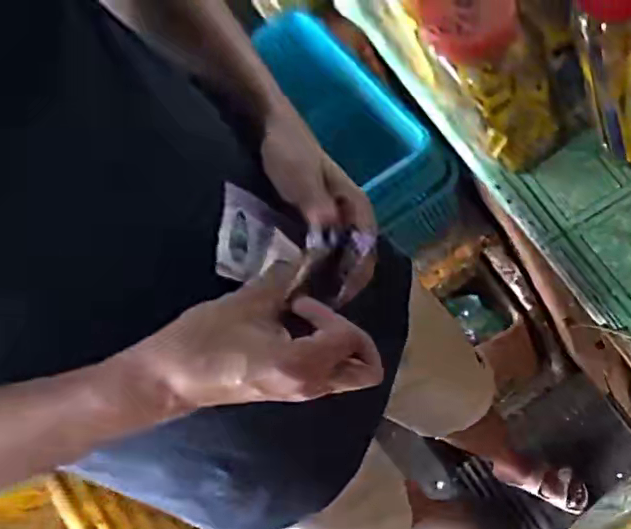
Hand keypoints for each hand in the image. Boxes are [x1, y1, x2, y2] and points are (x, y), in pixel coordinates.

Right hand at [121, 258, 384, 412]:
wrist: (170, 380)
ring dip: (343, 347)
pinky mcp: (300, 392)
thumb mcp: (242, 305)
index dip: (330, 316)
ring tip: (307, 325)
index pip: (349, 339)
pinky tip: (296, 335)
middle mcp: (316, 385)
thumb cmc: (201, 342)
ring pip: (353, 374)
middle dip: (358, 340)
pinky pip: (333, 375)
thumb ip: (278, 284)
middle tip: (324, 319)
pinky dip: (330, 355)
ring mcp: (310, 393)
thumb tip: (299, 262)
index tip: (299, 304)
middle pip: (368, 369)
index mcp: (304, 365)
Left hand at [260, 113, 377, 305]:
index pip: (366, 256)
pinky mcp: (321, 225)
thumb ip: (316, 204)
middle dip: (342, 284)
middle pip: (358, 263)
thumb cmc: (287, 148)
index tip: (335, 298)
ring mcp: (340, 225)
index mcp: (361, 213)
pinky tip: (304, 277)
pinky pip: (327, 253)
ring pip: (343, 260)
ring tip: (312, 296)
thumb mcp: (301, 175)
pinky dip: (319, 267)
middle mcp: (356, 223)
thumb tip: (327, 232)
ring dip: (330, 278)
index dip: (354, 279)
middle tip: (321, 304)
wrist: (263, 121)